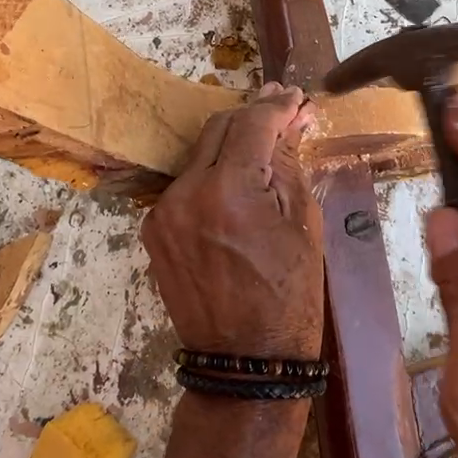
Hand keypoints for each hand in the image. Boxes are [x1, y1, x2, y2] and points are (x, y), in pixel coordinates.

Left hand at [142, 82, 324, 359]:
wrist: (243, 360)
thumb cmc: (289, 293)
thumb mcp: (303, 222)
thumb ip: (289, 161)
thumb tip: (293, 117)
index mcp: (229, 190)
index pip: (252, 123)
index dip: (277, 105)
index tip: (296, 97)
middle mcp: (187, 192)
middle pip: (219, 128)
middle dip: (252, 116)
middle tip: (283, 113)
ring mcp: (164, 211)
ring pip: (200, 153)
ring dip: (232, 144)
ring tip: (263, 148)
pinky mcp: (154, 228)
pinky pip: (187, 183)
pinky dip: (212, 175)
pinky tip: (236, 185)